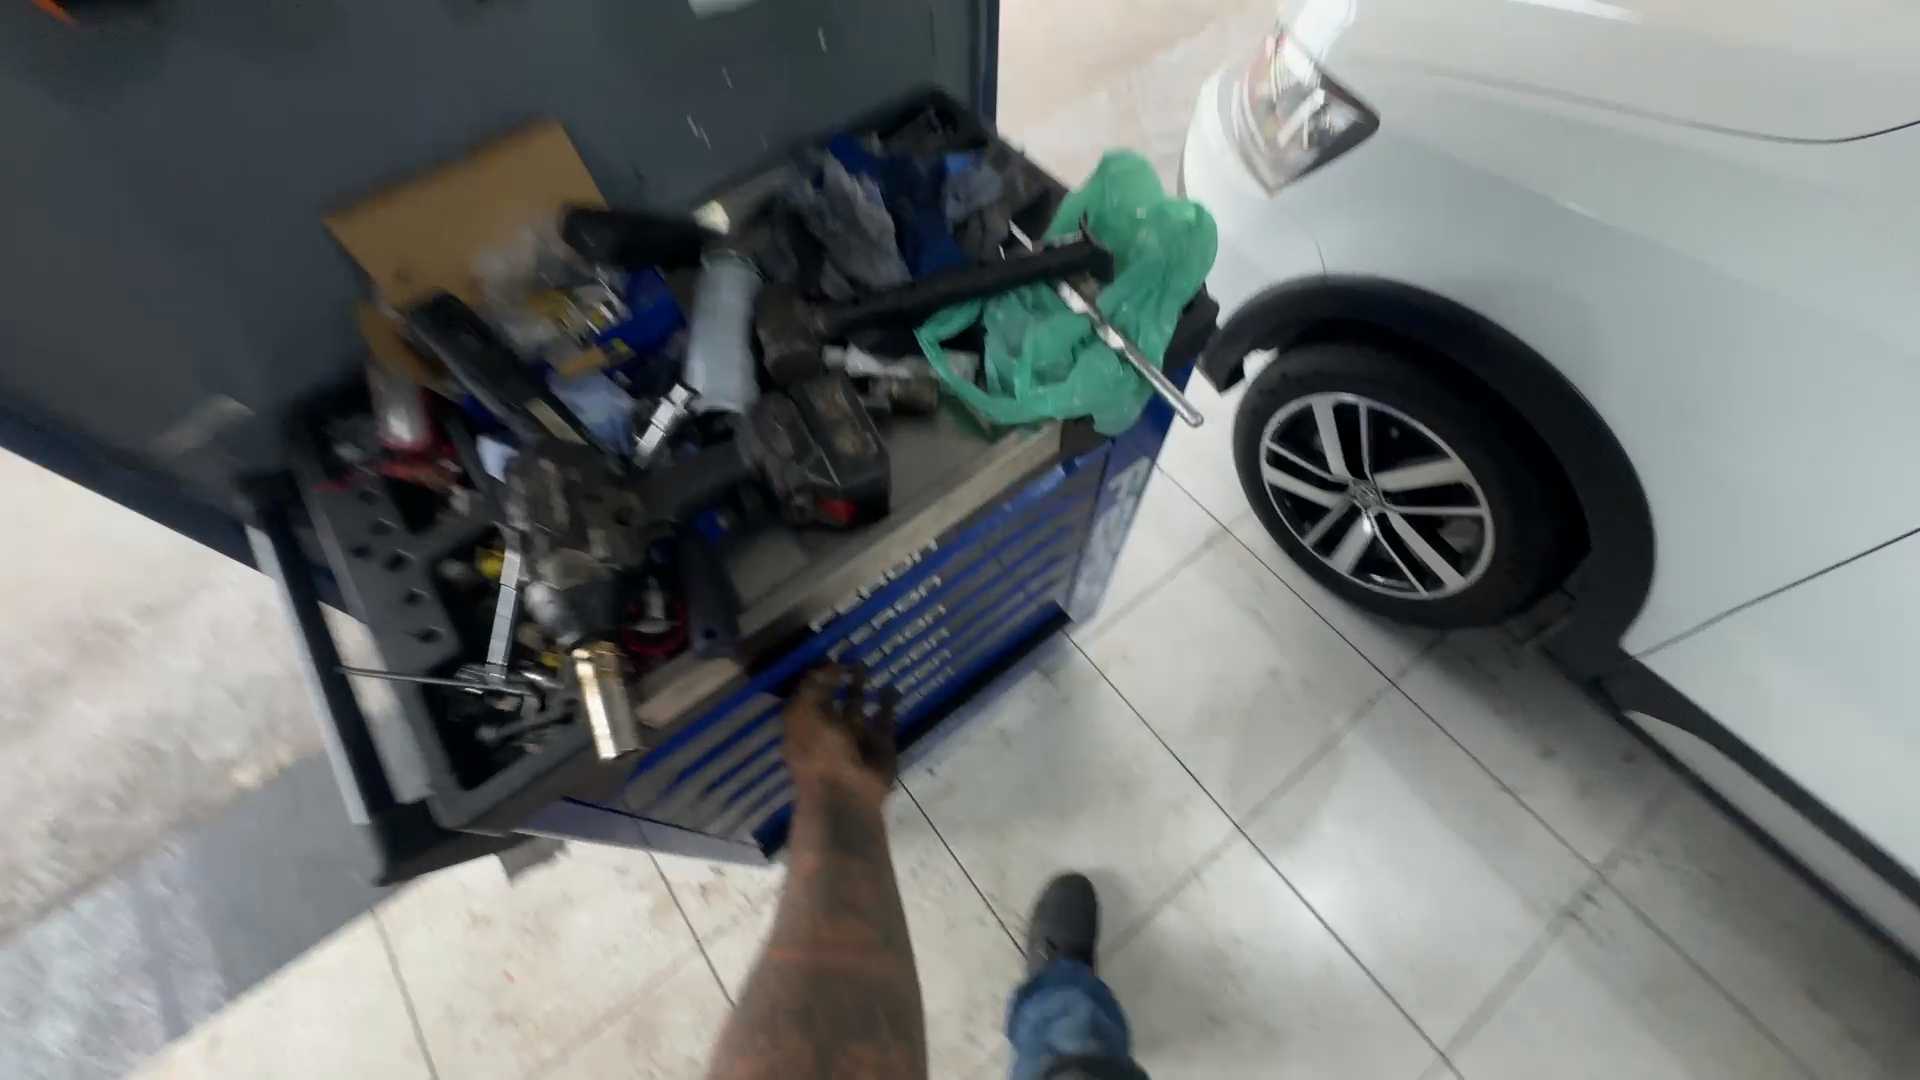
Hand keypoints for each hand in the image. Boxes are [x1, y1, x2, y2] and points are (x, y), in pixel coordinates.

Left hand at [783, 664, 897, 799]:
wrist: (846, 795)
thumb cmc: (818, 752)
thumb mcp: (807, 713)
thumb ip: (815, 685)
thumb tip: (826, 664)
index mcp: (803, 725)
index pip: (807, 694)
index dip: (815, 675)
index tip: (828, 653)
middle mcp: (827, 731)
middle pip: (831, 699)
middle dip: (837, 679)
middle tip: (849, 654)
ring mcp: (855, 739)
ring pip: (857, 708)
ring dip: (860, 688)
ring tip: (865, 664)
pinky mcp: (880, 745)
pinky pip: (884, 720)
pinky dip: (887, 705)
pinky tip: (890, 687)